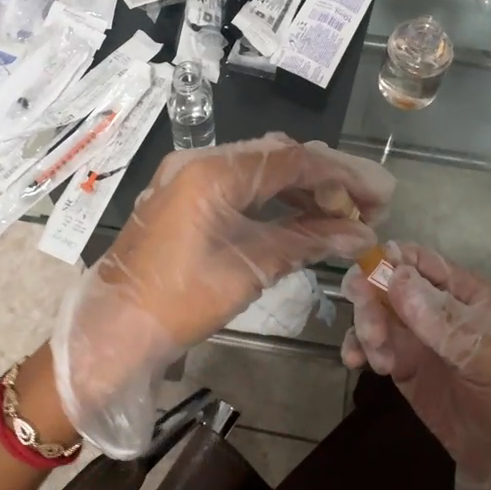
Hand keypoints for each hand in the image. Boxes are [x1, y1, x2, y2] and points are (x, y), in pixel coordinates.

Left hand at [53, 134, 392, 456]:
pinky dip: (273, 198)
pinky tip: (302, 218)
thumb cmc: (178, 303)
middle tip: (368, 206)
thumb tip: (361, 236)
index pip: (292, 160)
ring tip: (343, 216)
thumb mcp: (248, 270)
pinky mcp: (183, 196)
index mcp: (212, 172)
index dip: (342, 176)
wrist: (109, 331)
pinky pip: (239, 185)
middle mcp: (199, 162)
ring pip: (259, 170)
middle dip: (326, 179)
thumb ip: (306, 242)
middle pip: (278, 158)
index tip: (381, 194)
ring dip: (302, 189)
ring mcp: (187, 176)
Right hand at [342, 243, 490, 489]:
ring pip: (373, 311)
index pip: (416, 259)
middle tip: (371, 331)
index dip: (387, 261)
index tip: (366, 280)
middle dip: (370, 300)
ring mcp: (413, 332)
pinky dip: (357, 347)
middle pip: (385, 282)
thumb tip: (394, 278)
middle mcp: (431, 303)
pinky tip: (355, 363)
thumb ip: (439, 320)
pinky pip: (369, 343)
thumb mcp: (481, 356)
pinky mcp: (399, 360)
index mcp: (460, 290)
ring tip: (379, 361)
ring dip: (366, 329)